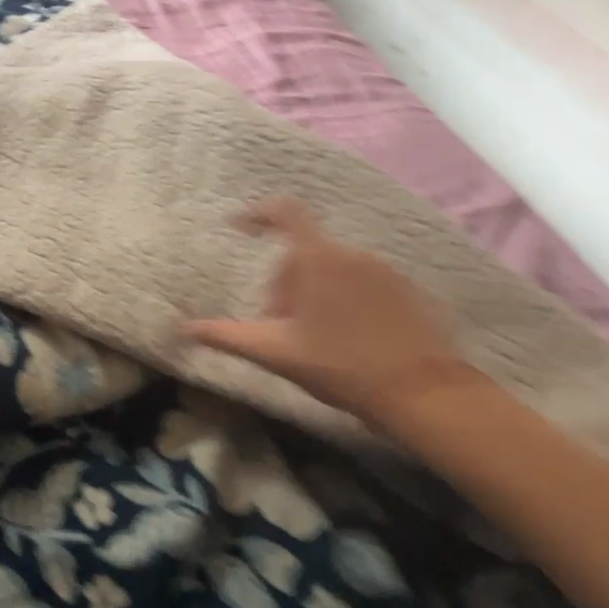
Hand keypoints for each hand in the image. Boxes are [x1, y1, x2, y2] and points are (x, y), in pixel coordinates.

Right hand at [182, 198, 474, 430]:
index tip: (238, 226)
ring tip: (313, 338)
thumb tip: (183, 329)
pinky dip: (345, 301)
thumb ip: (226, 335)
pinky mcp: (410, 291)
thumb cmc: (340, 367)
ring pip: (333, 270)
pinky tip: (346, 340)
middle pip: (303, 254)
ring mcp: (387, 271)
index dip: (257, 213)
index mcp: (318, 260)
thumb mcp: (274, 353)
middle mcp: (354, 255)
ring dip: (314, 294)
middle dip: (284, 285)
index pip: (284, 214)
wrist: (425, 395)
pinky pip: (362, 283)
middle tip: (279, 326)